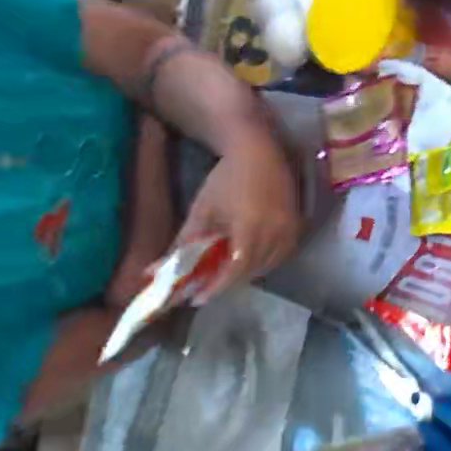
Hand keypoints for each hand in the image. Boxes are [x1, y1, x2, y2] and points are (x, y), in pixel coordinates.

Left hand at [177, 137, 299, 302]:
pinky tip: (249, 255)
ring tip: (226, 270)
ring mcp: (290, 231)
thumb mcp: (202, 210)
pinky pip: (281, 255)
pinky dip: (264, 261)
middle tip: (207, 285)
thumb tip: (152, 273)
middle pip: (251, 271)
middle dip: (228, 281)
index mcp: (249, 228)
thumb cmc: (227, 178)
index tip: (197, 298)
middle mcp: (275, 233)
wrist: (260, 152)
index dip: (216, 287)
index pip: (235, 271)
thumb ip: (183, 243)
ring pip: (268, 265)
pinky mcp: (298, 227)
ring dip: (246, 272)